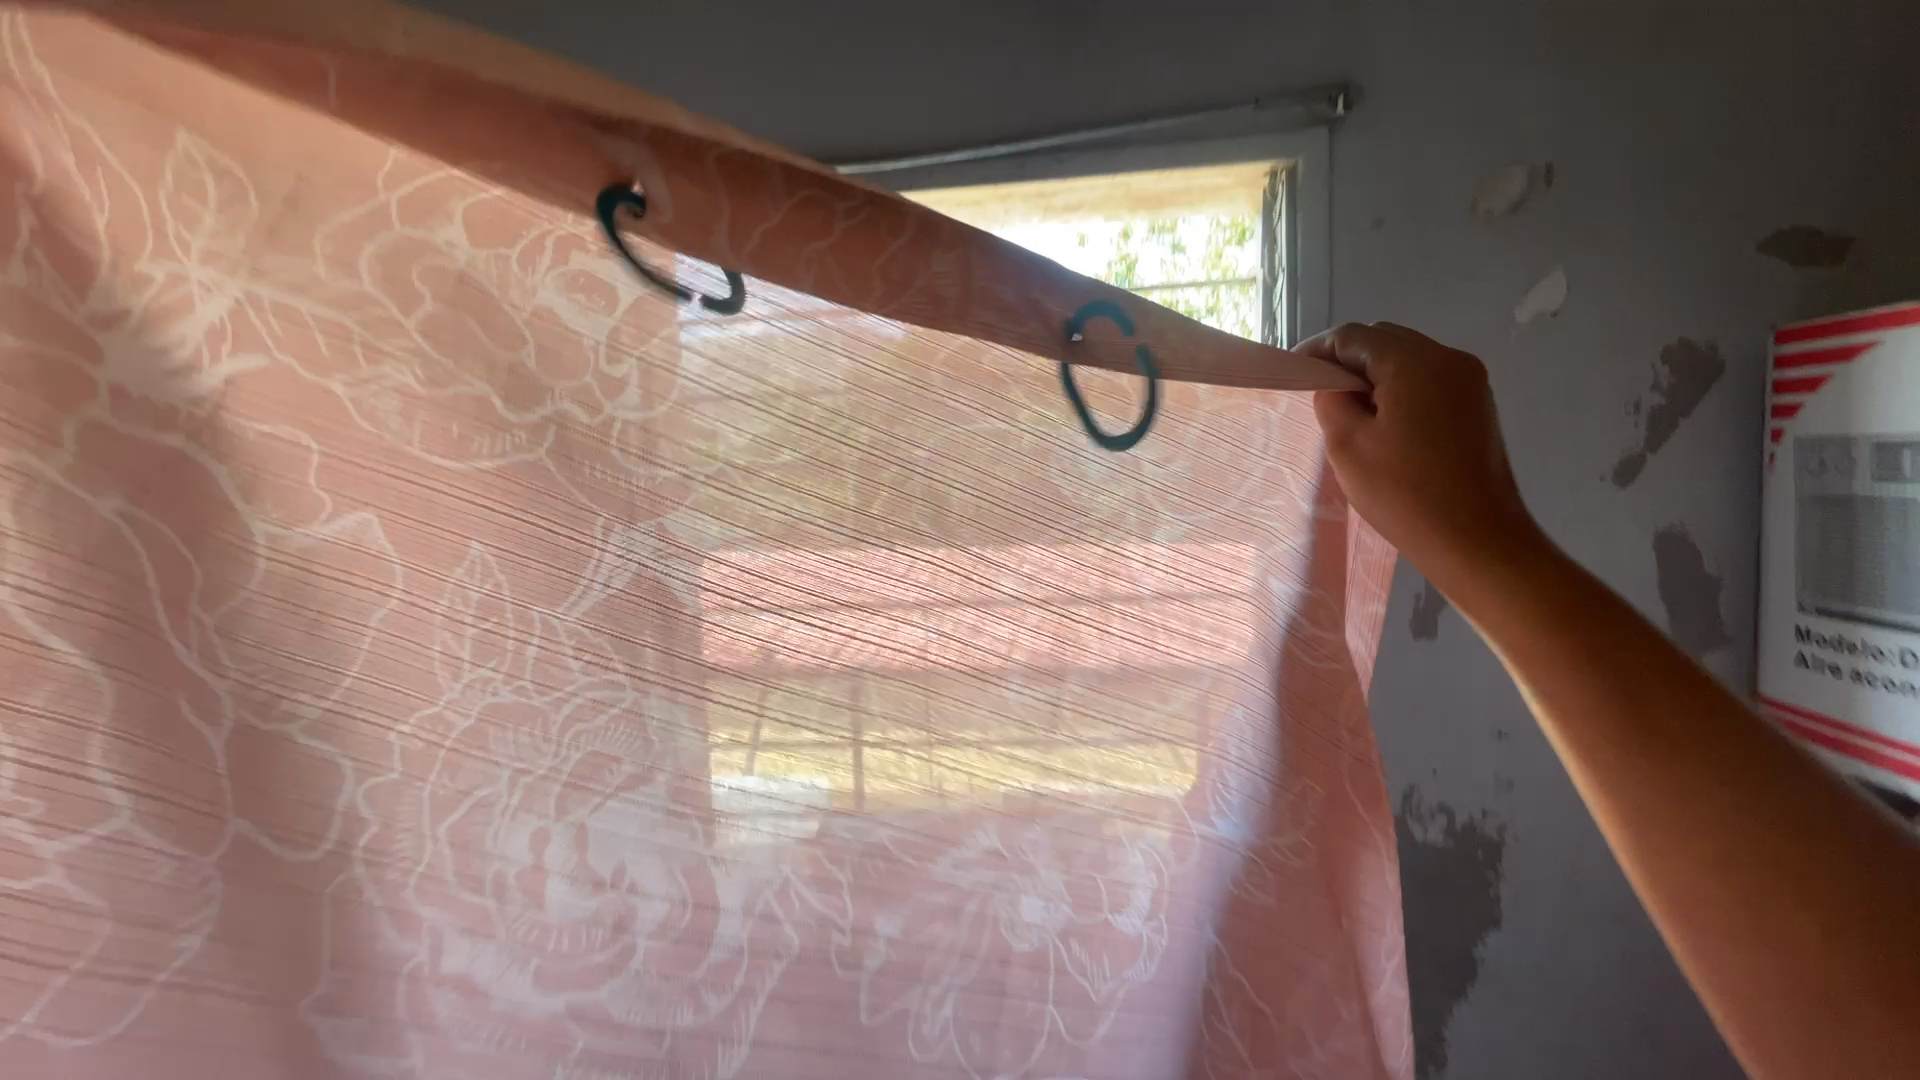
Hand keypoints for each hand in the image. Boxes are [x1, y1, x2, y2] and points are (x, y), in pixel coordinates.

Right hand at [1302, 322, 1547, 589]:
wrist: (1477, 540)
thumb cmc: (1405, 493)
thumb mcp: (1348, 446)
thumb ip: (1333, 402)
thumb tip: (1334, 386)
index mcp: (1416, 363)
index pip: (1353, 336)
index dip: (1316, 350)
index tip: (1291, 375)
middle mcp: (1449, 360)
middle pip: (1384, 341)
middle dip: (1346, 361)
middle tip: (1318, 396)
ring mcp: (1470, 382)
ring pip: (1407, 361)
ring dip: (1372, 377)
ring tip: (1348, 414)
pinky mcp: (1477, 407)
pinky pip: (1427, 382)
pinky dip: (1398, 391)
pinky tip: (1382, 426)